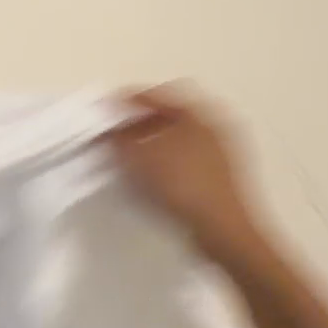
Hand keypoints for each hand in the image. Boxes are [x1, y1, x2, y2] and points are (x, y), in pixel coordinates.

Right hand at [108, 84, 268, 268]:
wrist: (224, 233)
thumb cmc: (181, 186)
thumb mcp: (136, 158)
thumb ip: (116, 137)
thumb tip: (105, 129)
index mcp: (199, 113)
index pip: (155, 94)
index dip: (124, 101)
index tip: (102, 112)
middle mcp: (215, 127)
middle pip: (168, 113)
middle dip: (138, 121)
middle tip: (114, 132)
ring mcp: (222, 152)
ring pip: (177, 135)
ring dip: (151, 140)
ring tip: (128, 155)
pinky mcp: (221, 176)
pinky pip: (185, 155)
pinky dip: (165, 157)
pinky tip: (149, 175)